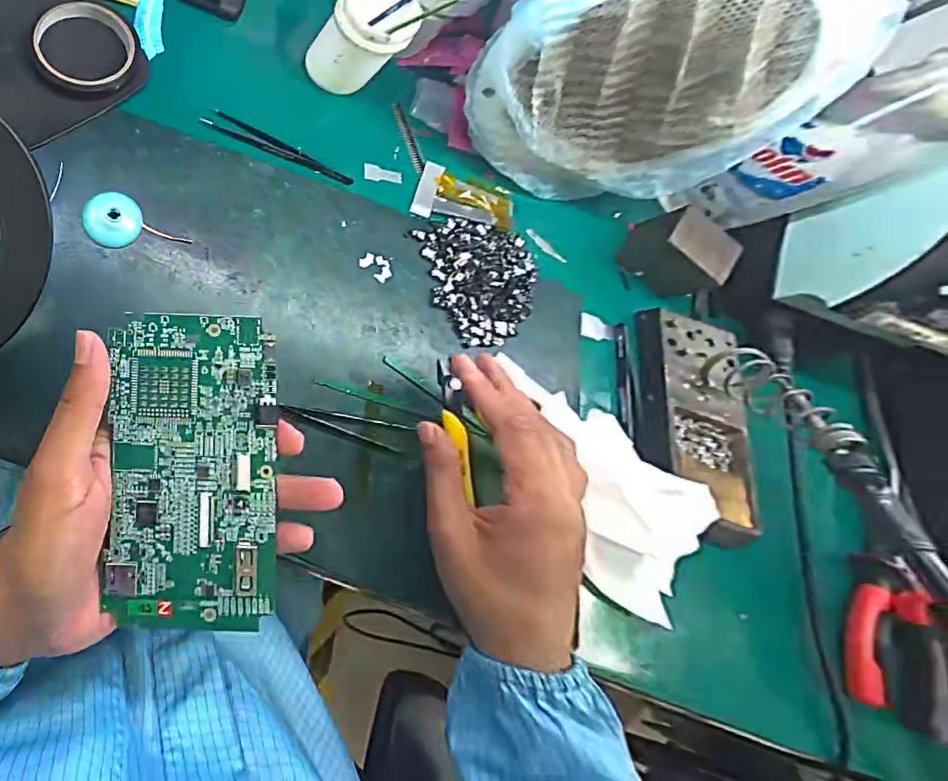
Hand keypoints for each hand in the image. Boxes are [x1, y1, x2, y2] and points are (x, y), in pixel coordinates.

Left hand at [0, 330, 344, 666]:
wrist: (33, 614)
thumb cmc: (44, 533)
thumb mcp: (61, 465)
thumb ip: (82, 408)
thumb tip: (89, 338)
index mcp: (119, 444)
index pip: (172, 408)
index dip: (213, 397)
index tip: (253, 393)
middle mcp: (145, 472)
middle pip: (209, 451)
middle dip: (255, 447)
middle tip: (298, 448)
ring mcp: (162, 515)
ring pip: (223, 494)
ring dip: (272, 492)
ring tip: (324, 495)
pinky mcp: (172, 555)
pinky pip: (221, 541)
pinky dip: (257, 540)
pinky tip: (296, 541)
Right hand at [418, 354, 586, 672]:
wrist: (527, 645)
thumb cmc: (482, 589)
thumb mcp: (449, 531)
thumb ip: (443, 475)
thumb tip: (431, 426)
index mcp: (538, 500)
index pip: (513, 430)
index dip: (485, 393)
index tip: (459, 364)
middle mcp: (565, 497)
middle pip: (540, 429)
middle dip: (506, 390)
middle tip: (477, 359)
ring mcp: (573, 506)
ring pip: (557, 442)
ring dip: (526, 406)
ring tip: (497, 380)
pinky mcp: (569, 514)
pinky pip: (561, 458)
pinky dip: (539, 429)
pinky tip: (523, 423)